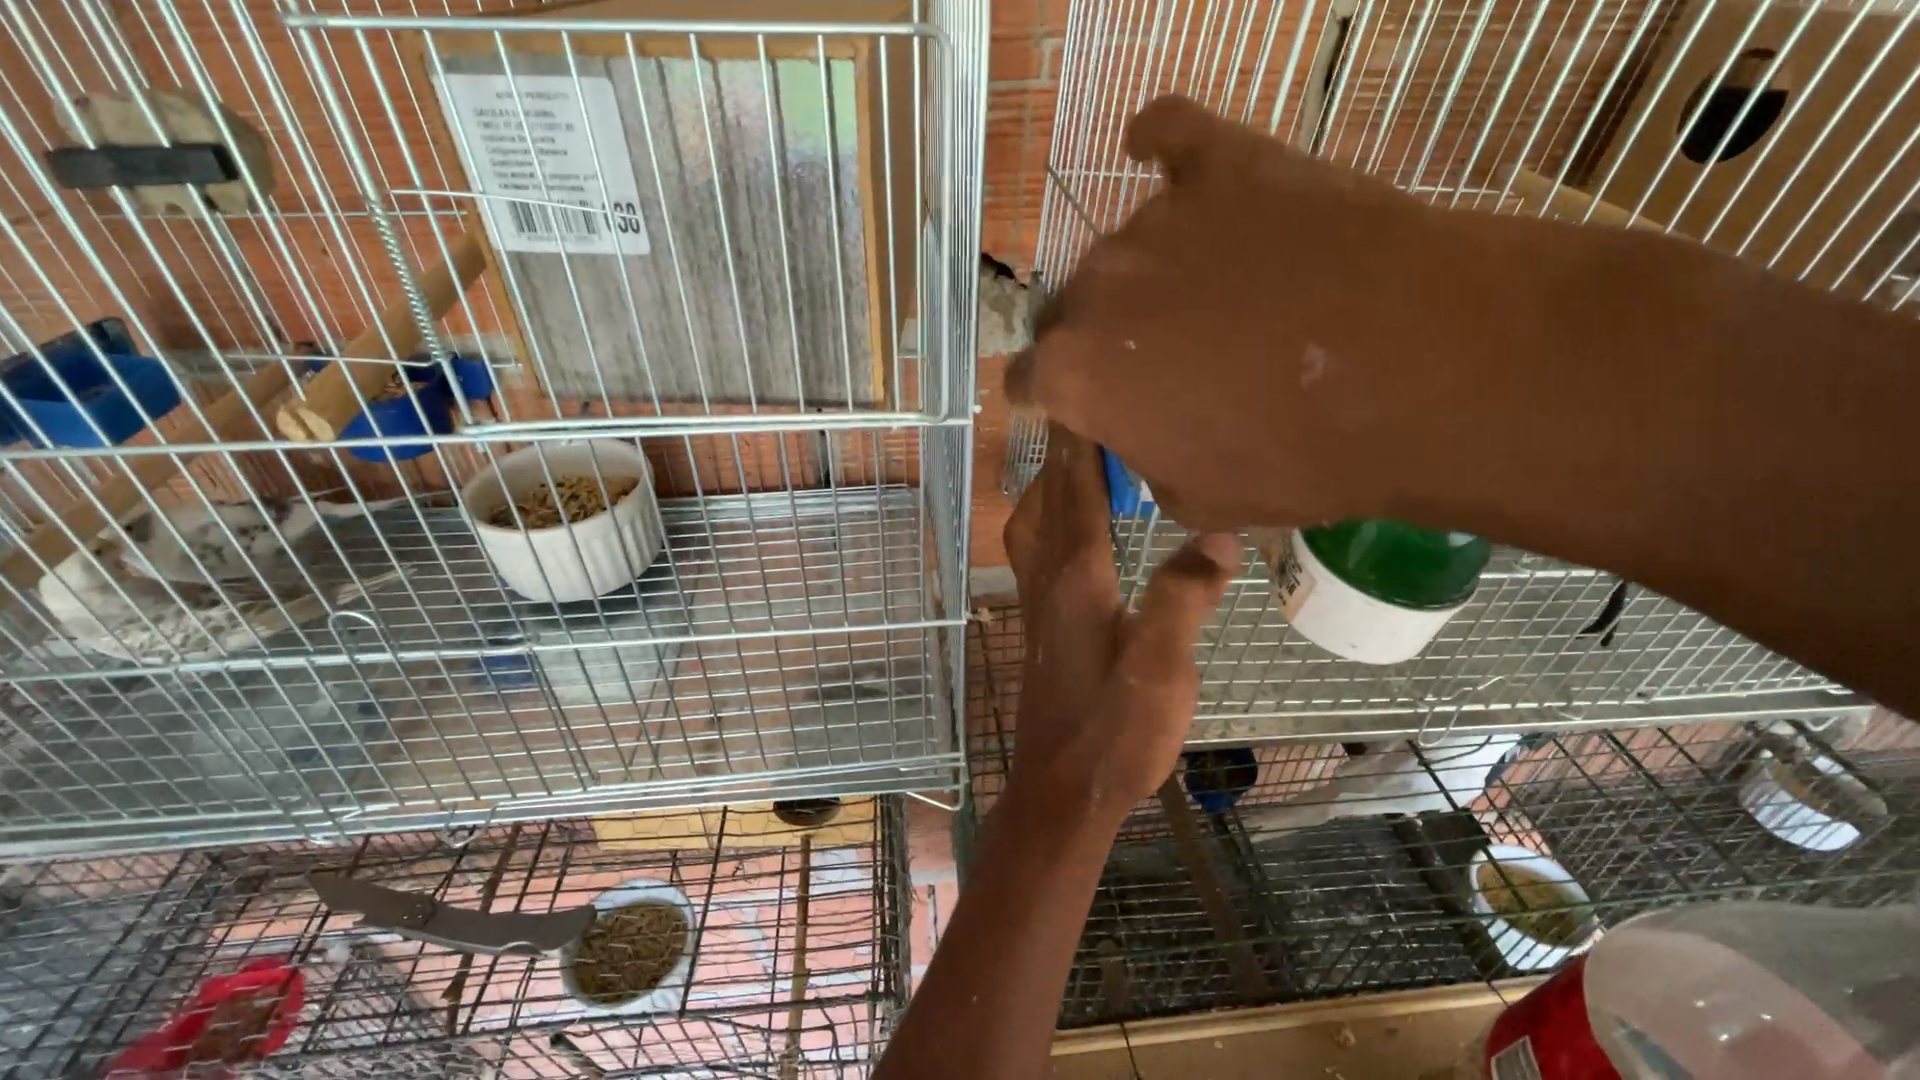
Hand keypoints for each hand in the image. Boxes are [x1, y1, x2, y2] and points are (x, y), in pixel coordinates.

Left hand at [1002, 423, 1239, 822]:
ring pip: (1034, 526)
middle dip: (1064, 451)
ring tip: (1091, 465)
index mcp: (1076, 577)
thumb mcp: (1162, 667)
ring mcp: (1039, 606)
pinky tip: (1083, 536)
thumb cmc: (1113, 731)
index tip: (1083, 384)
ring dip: (1055, 486)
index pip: (1075, 490)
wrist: (1062, 791)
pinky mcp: (1042, 630)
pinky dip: (1055, 524)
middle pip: (1046, 498)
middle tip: (1096, 412)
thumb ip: (1186, 596)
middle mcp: (1048, 581)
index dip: (1078, 438)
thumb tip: (1219, 530)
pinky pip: (1039, 555)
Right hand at [1006, 95, 1545, 531]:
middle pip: (1071, 310)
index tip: (1082, 403)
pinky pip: (1169, 136)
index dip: (1052, 396)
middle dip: (1101, 340)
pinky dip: (1162, 148)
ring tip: (1222, 294)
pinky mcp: (1223, 163)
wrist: (1421, 373)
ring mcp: (1155, 218)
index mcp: (1075, 373)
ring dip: (1152, 275)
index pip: (1027, 380)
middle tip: (1165, 362)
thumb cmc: (1300, 458)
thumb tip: (1142, 429)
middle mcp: (1094, 288)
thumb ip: (1143, 459)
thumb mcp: (1200, 500)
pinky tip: (1163, 155)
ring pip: (1127, 248)